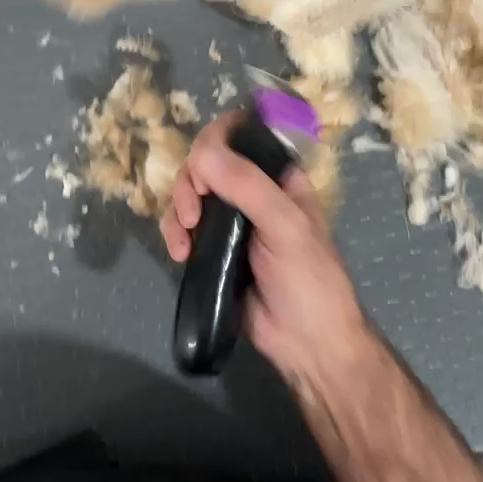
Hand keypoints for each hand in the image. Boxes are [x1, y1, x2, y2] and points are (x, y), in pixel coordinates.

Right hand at [160, 113, 371, 384]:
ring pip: (189, 192)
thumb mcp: (285, 225)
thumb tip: (200, 153)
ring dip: (178, 208)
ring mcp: (230, 220)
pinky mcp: (212, 247)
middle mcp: (252, 190)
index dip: (216, 141)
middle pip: (206, 161)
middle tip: (193, 213)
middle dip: (190, 181)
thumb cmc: (308, 279)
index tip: (205, 167)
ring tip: (184, 239)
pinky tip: (179, 254)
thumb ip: (246, 185)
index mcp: (277, 176)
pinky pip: (181, 225)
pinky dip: (173, 232)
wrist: (306, 346)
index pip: (241, 134)